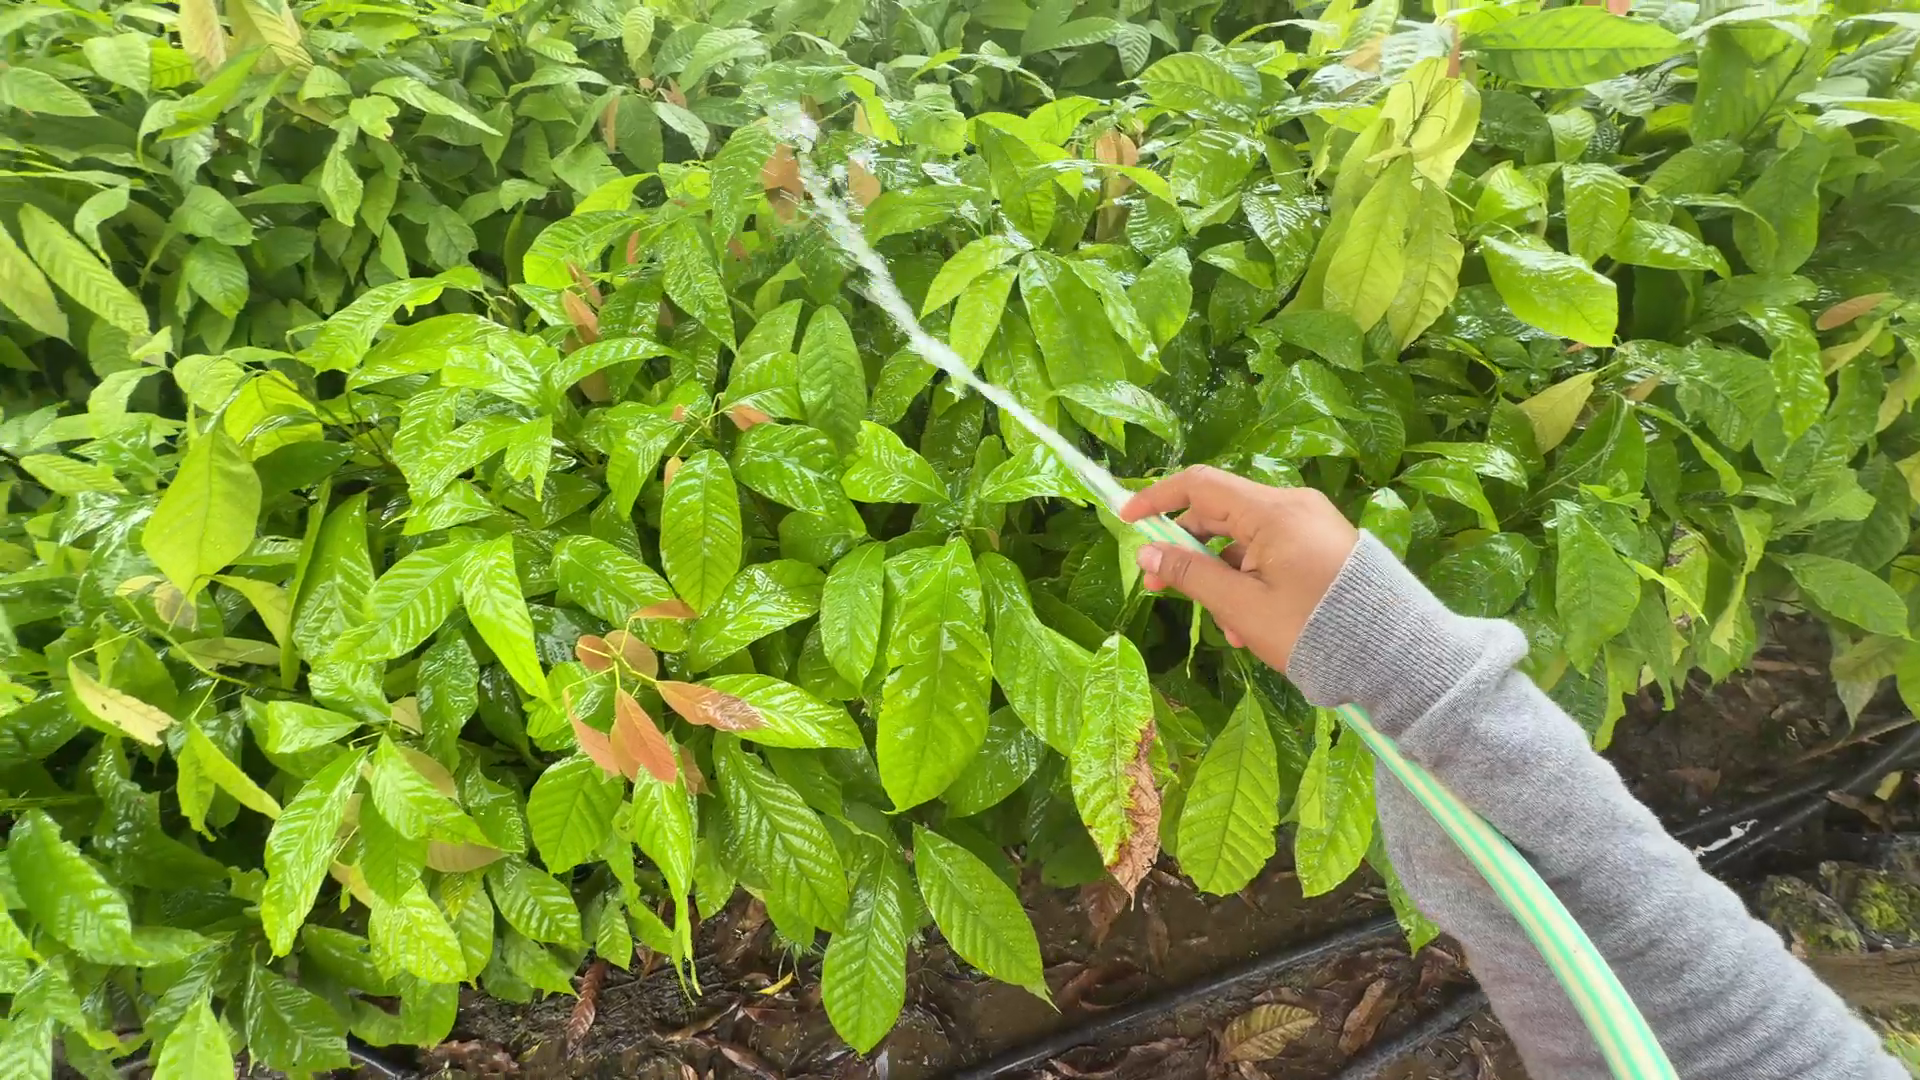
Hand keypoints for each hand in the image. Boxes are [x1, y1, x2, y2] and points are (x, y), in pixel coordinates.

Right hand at [1119, 467, 1359, 671]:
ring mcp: (1310, 525)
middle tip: (1158, 587)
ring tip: (1227, 628)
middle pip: (1219, 514)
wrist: (1400, 659)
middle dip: (1187, 552)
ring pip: (1243, 541)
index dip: (1157, 499)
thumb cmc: (1312, 629)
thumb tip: (1146, 552)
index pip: (1199, 485)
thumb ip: (1188, 574)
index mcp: (1272, 511)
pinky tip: (1250, 624)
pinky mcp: (1321, 546)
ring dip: (1221, 577)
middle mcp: (1292, 506)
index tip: (1126, 519)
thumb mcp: (1240, 605)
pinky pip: (1269, 553)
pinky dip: (1249, 581)